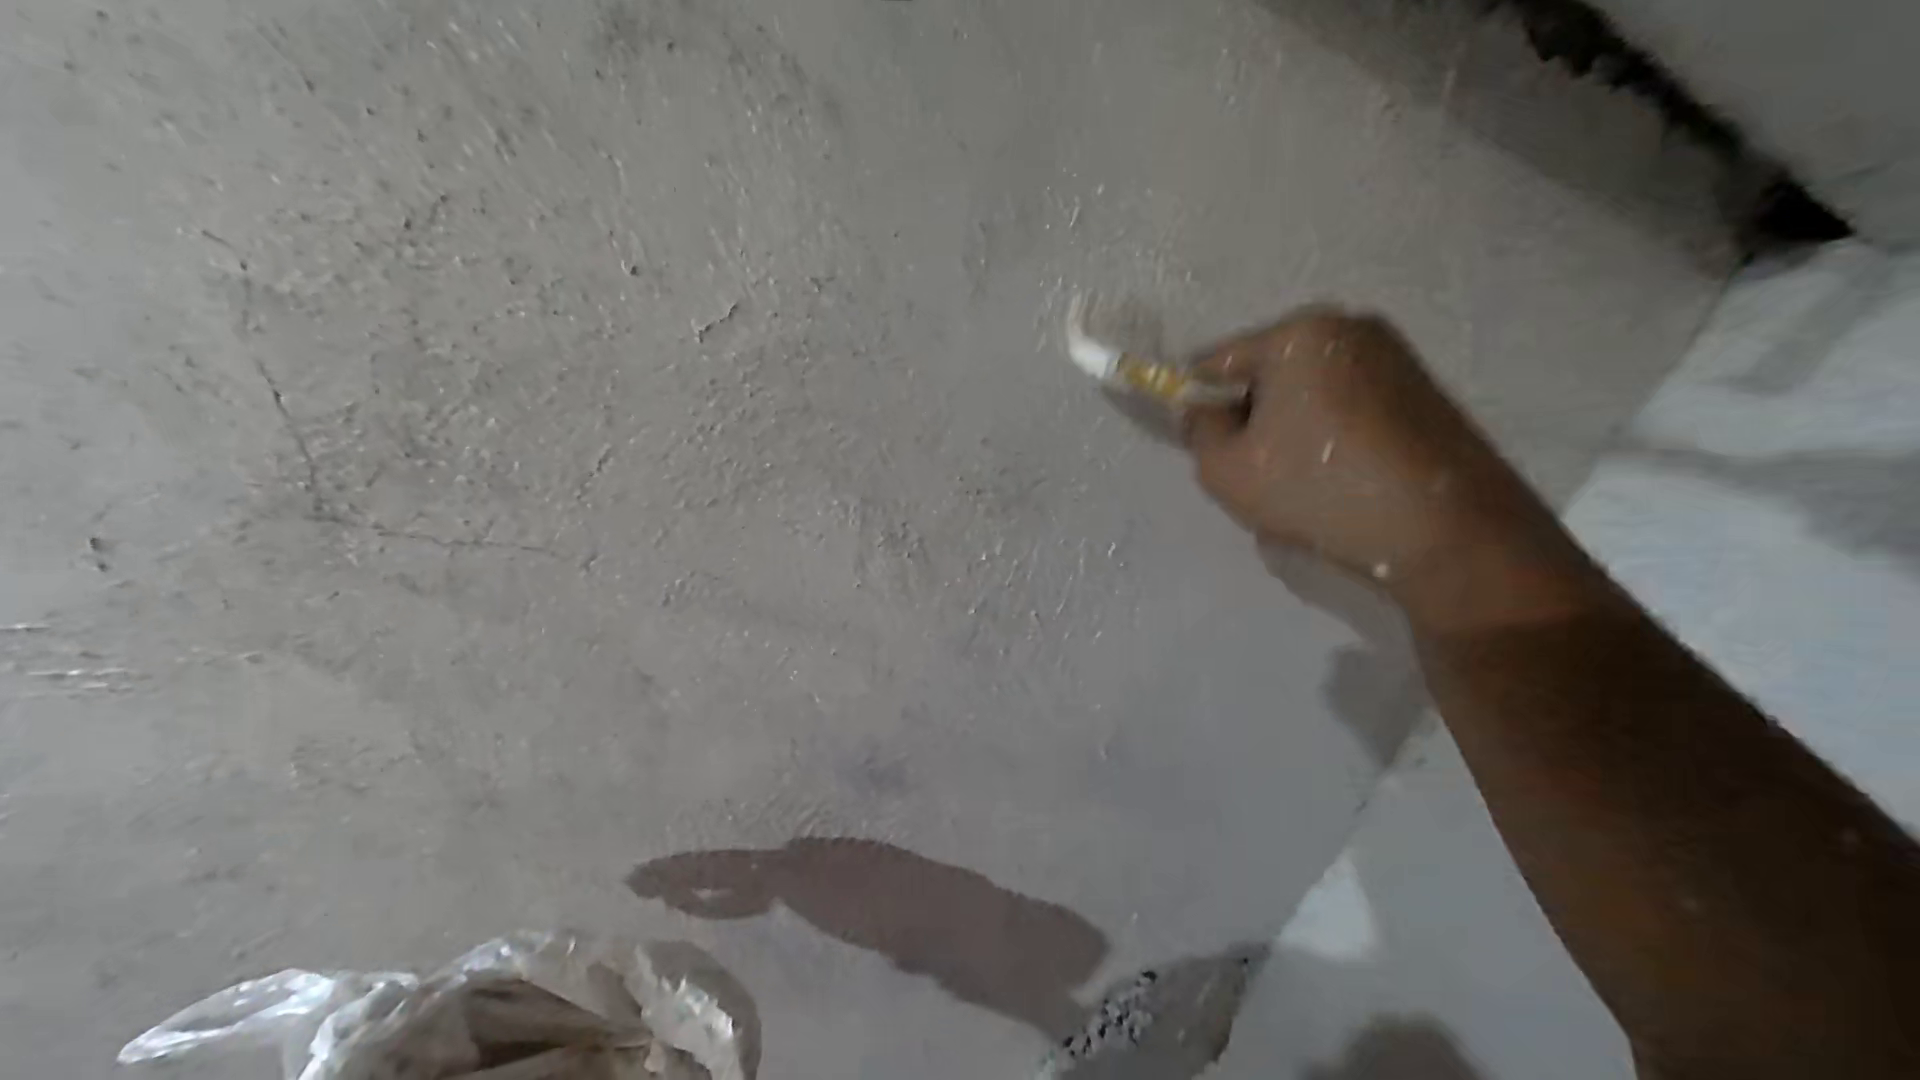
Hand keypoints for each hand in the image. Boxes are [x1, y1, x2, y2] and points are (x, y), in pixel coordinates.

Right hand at [1184, 310, 1561, 608]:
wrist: (1446, 532)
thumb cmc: (1319, 489)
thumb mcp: (1226, 469)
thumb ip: (1197, 430)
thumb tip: (1201, 409)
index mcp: (1298, 334)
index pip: (1215, 361)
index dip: (1195, 403)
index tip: (1199, 446)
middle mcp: (1349, 327)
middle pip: (1264, 372)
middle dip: (1247, 415)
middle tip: (1250, 469)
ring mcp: (1393, 355)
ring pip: (1305, 390)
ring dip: (1286, 426)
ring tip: (1297, 479)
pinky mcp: (1421, 389)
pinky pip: (1344, 403)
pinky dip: (1325, 432)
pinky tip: (1336, 476)